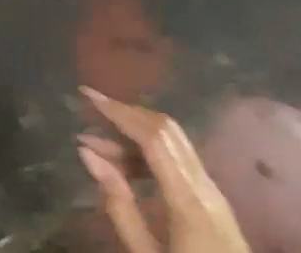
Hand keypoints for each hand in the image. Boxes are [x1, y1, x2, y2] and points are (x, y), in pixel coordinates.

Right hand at [77, 87, 248, 252]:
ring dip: (135, 134)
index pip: (153, 137)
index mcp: (188, 200)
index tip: (88, 95)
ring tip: (98, 148)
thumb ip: (118, 205)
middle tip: (89, 114)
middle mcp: (205, 186)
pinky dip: (149, 152)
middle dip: (125, 115)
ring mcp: (213, 191)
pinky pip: (179, 159)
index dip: (119, 111)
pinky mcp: (213, 199)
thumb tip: (88, 154)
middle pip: (165, 130)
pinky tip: (126, 167)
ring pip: (173, 142)